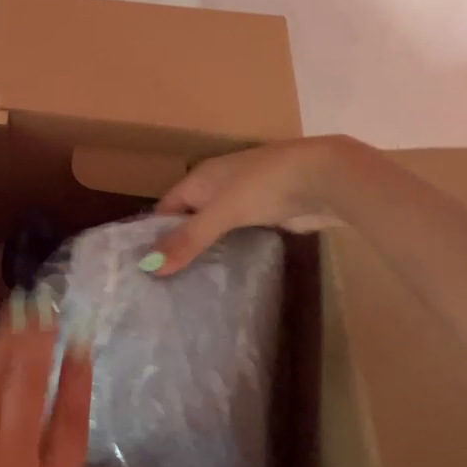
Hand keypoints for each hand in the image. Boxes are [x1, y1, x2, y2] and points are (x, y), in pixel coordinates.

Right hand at [147, 136, 370, 276]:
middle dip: (179, 246)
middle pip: (190, 219)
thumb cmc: (264, 185)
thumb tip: (148, 267)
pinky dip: (231, 254)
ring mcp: (245, 201)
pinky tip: (225, 277)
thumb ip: (188, 240)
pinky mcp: (269, 216)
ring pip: (216, 230)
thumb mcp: (221, 211)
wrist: (324, 178)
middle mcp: (218, 187)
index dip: (154, 233)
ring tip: (188, 288)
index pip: (167, 207)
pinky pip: (240, 237)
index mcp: (201, 178)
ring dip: (206, 252)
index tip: (143, 266)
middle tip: (162, 285)